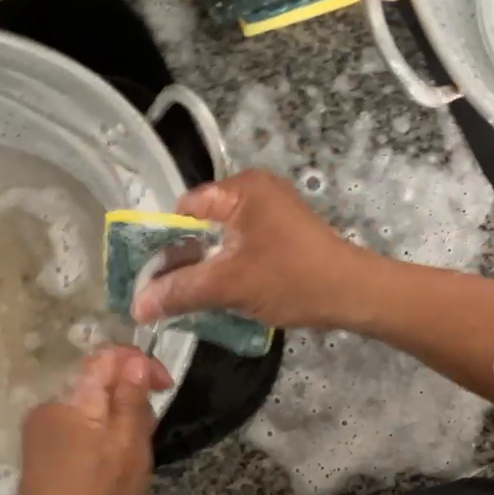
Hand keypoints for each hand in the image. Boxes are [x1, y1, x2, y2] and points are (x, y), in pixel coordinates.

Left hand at [9, 346, 172, 494]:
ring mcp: (40, 437)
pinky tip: (110, 478)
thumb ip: (131, 400)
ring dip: (117, 426)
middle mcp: (48, 411)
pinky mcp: (40, 461)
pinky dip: (101, 444)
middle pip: (97, 385)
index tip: (166, 387)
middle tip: (149, 438)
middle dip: (130, 401)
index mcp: (70, 401)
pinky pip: (77, 435)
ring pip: (90, 413)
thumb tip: (134, 360)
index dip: (139, 363)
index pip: (106, 357)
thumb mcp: (129, 450)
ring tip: (133, 465)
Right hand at [131, 169, 384, 329]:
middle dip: (184, 259)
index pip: (185, 208)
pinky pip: (244, 249)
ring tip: (188, 299)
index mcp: (243, 189)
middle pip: (203, 224)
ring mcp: (274, 213)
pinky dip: (230, 270)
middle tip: (163, 291)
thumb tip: (137, 305)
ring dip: (207, 269)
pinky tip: (222, 297)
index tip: (149, 275)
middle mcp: (257, 192)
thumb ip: (180, 291)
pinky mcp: (285, 236)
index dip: (163, 241)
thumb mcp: (229, 286)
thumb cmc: (292, 279)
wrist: (355, 295)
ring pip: (223, 240)